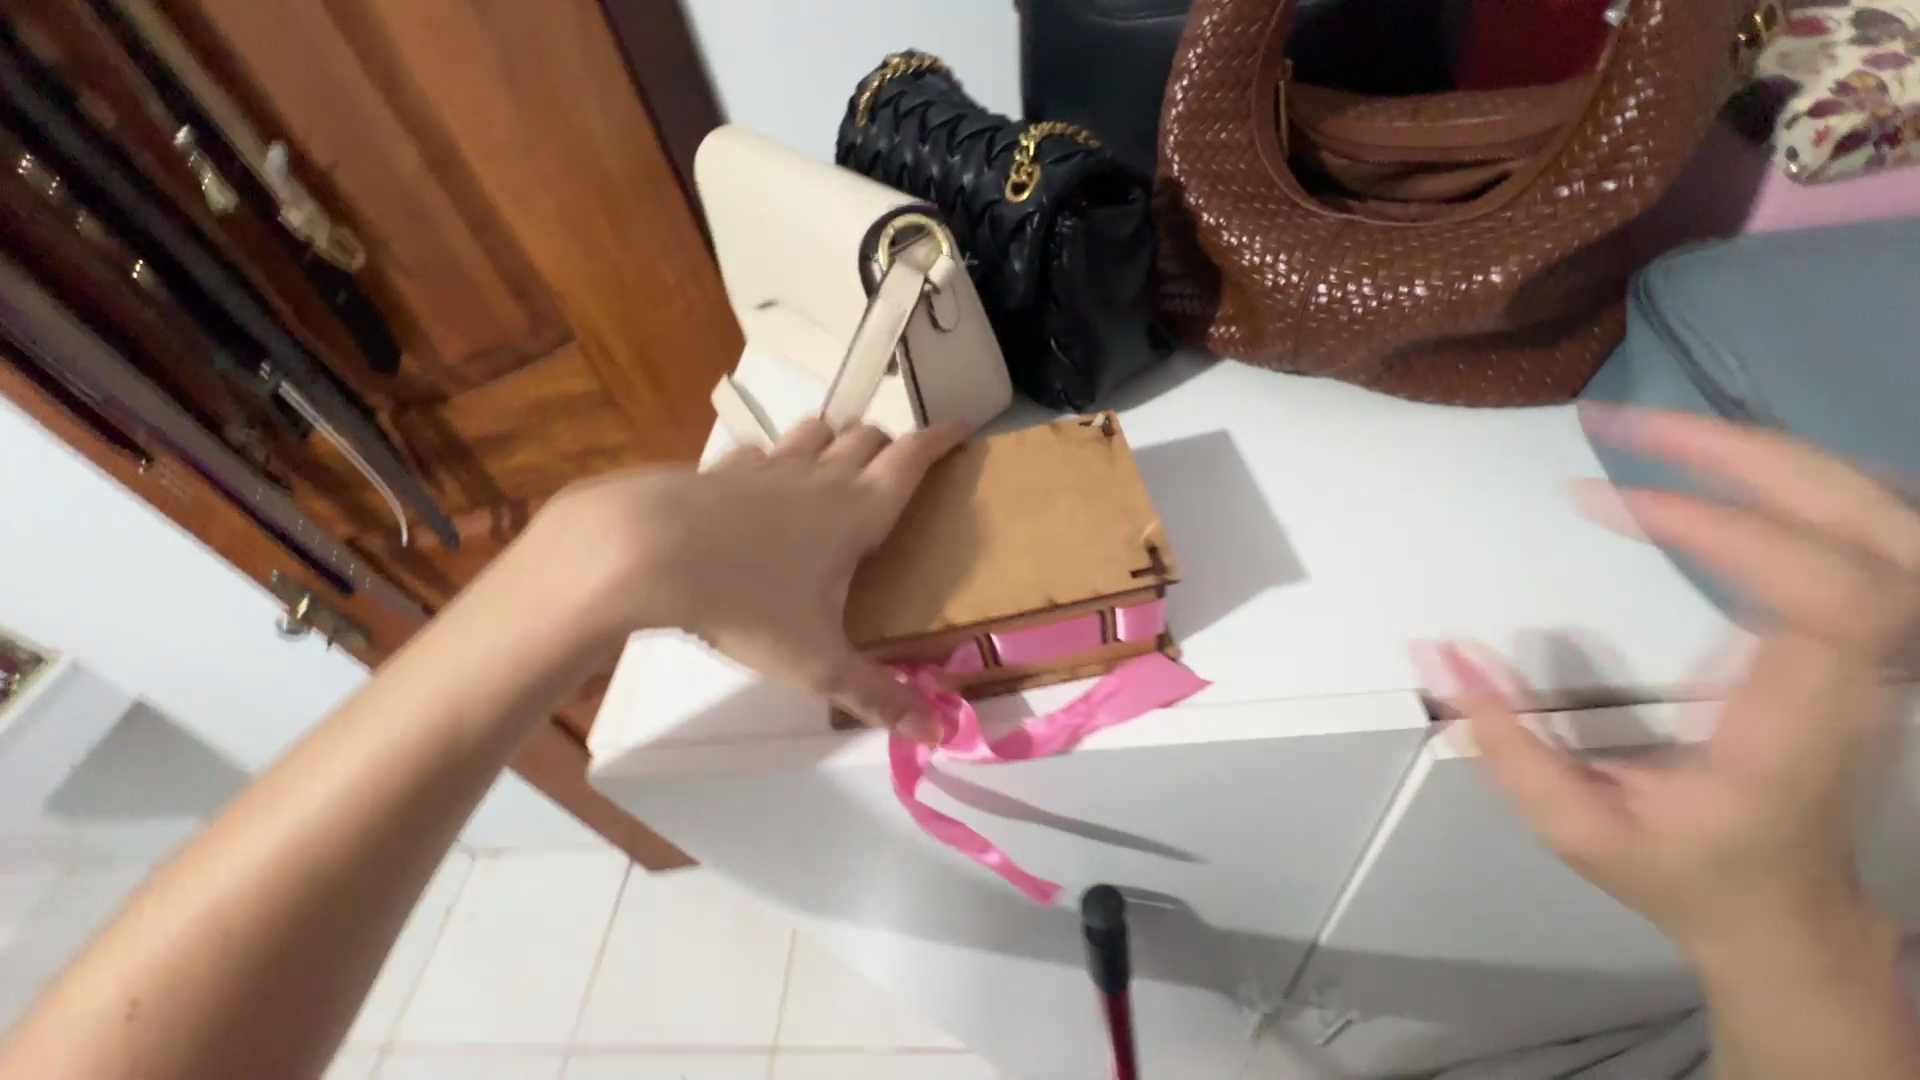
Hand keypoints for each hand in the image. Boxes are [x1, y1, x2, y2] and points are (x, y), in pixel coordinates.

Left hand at [524, 419, 964, 741]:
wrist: (644, 554)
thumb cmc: (746, 602)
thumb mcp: (817, 663)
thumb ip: (877, 696)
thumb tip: (937, 735)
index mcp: (857, 511)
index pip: (913, 459)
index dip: (941, 439)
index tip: (960, 427)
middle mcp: (820, 476)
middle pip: (868, 438)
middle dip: (891, 444)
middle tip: (899, 464)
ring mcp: (769, 466)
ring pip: (817, 432)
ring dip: (837, 440)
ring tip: (840, 460)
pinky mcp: (723, 468)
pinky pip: (764, 451)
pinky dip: (779, 458)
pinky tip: (765, 483)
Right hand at [1422, 406, 1919, 963]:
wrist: (1785, 909)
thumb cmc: (1680, 871)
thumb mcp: (1573, 826)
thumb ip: (1505, 742)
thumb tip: (1439, 647)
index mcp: (1802, 722)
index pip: (1830, 596)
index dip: (1721, 528)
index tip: (1592, 502)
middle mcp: (1866, 672)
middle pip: (1871, 527)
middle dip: (1743, 456)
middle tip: (1616, 419)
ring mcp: (1874, 647)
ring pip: (1873, 513)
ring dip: (1759, 454)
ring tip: (1644, 426)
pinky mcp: (1852, 632)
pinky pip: (1850, 525)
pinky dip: (1777, 477)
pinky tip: (1700, 465)